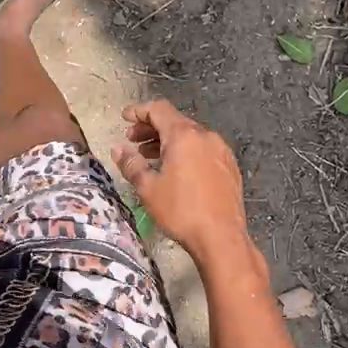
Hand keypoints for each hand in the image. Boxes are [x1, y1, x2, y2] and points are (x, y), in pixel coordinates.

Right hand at [112, 100, 254, 265]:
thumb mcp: (148, 188)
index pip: (158, 110)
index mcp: (184, 136)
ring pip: (189, 137)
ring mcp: (220, 151)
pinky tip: (175, 170)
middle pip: (174, 121)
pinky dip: (185, 152)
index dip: (139, 111)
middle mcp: (205, 136)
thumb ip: (131, 164)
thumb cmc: (180, 210)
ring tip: (149, 157)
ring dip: (167, 142)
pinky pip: (202, 150)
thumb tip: (118, 149)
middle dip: (151, 128)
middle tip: (132, 140)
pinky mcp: (229, 167)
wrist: (221, 237)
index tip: (124, 118)